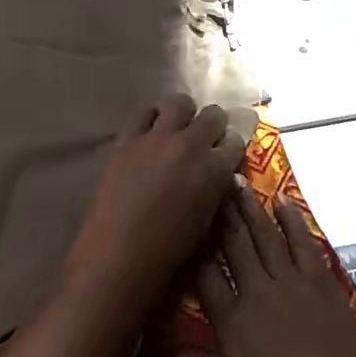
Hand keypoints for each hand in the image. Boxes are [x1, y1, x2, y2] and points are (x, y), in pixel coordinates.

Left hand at [63, 96, 245, 313]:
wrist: (120, 254)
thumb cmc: (170, 250)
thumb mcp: (206, 219)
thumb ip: (214, 188)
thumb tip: (214, 173)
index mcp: (215, 169)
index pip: (235, 142)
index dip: (231, 146)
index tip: (225, 152)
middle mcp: (190, 145)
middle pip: (212, 116)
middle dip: (213, 124)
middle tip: (206, 136)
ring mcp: (156, 138)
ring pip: (178, 103)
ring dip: (183, 113)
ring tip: (178, 126)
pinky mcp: (128, 139)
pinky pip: (143, 113)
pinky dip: (151, 118)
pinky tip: (151, 130)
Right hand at [169, 189, 355, 356]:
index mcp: (230, 321)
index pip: (203, 273)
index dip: (191, 244)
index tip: (181, 218)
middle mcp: (256, 292)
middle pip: (233, 244)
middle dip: (220, 212)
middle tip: (209, 181)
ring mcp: (291, 283)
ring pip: (264, 236)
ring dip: (250, 207)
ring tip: (236, 180)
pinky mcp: (321, 282)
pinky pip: (303, 243)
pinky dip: (292, 220)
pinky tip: (282, 200)